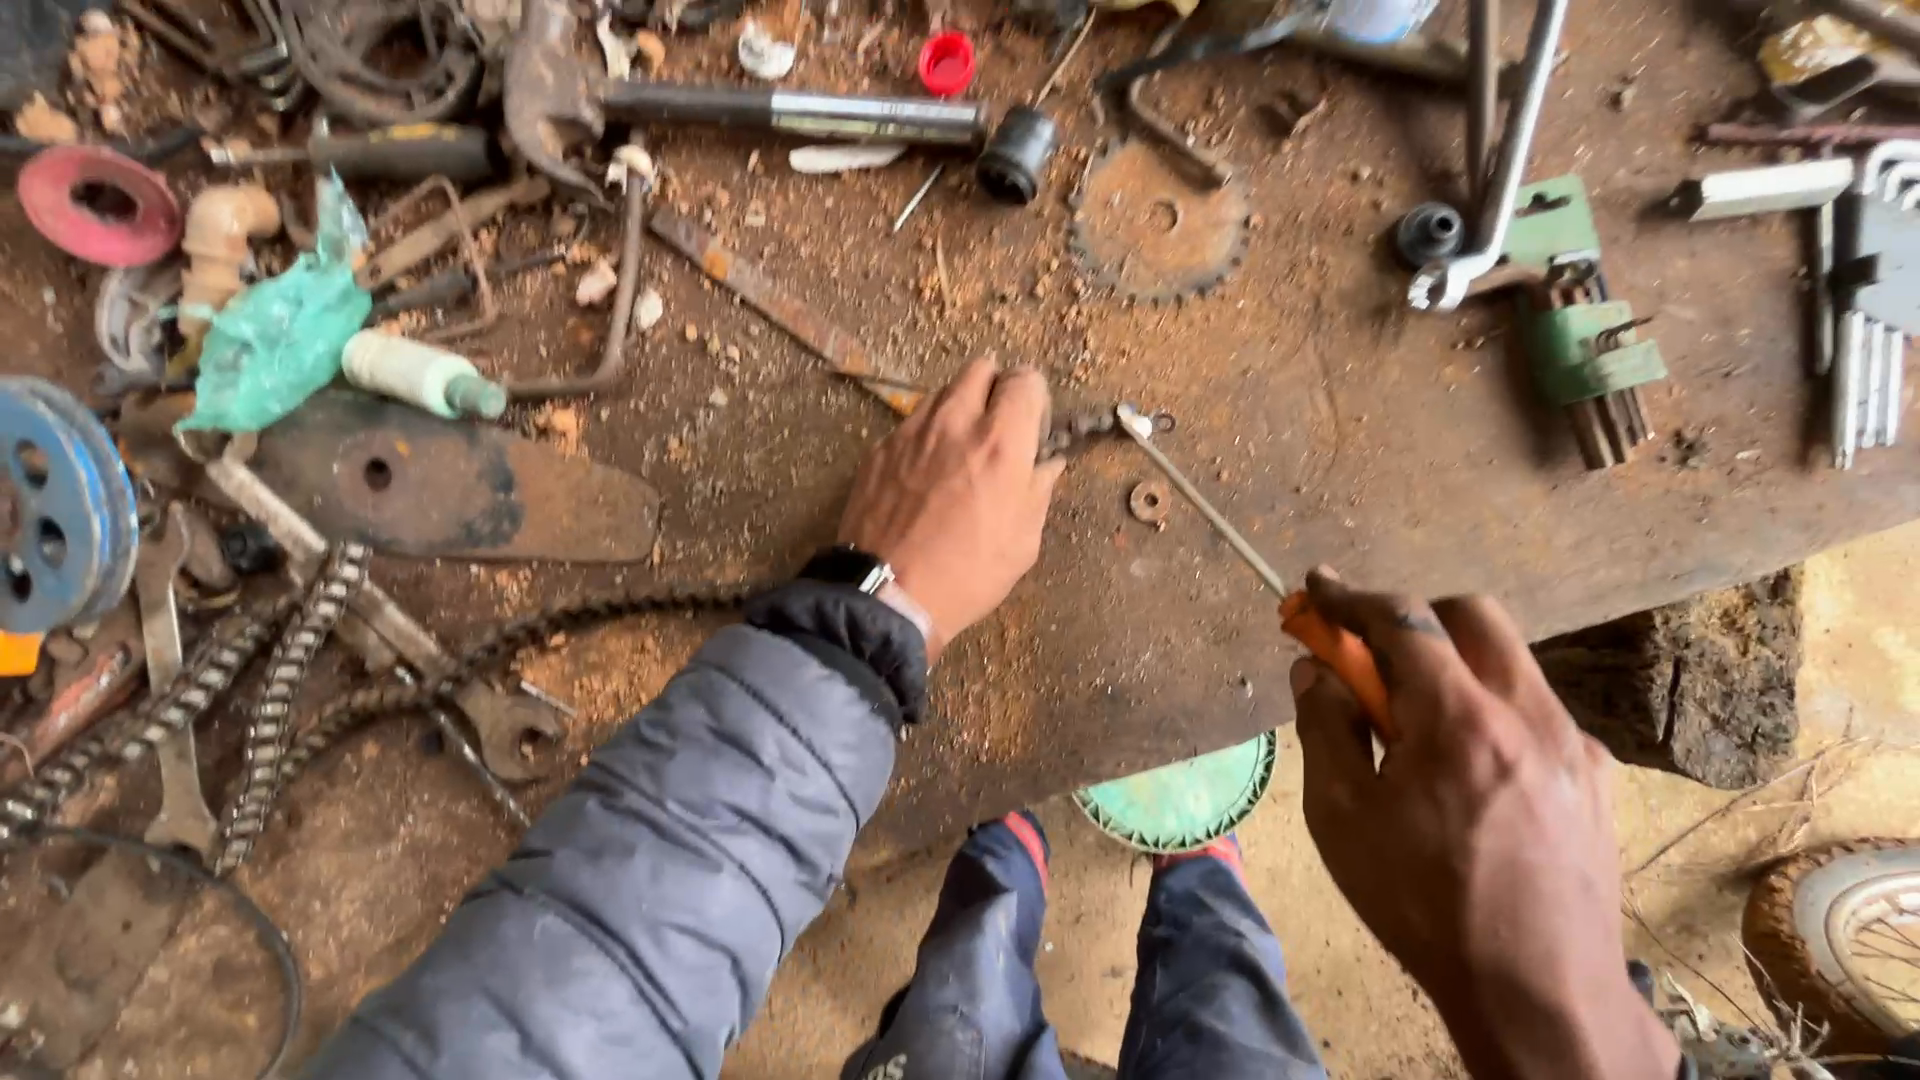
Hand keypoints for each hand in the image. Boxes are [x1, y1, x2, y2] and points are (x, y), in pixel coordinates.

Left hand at [837, 358, 1065, 664]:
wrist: (886, 595)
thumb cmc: (967, 575)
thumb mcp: (1022, 542)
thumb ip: (1038, 491)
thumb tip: (1047, 463)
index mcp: (1000, 442)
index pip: (1025, 380)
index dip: (1034, 396)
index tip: (1032, 424)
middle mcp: (955, 423)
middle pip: (980, 368)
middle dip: (996, 386)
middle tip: (998, 423)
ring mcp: (911, 432)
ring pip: (942, 391)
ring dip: (959, 406)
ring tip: (960, 447)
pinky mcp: (879, 449)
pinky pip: (911, 423)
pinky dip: (926, 434)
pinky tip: (925, 471)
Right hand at [1291, 568, 1678, 1079]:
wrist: (1540, 993)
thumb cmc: (1420, 901)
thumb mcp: (1340, 814)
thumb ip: (1324, 725)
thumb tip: (1315, 669)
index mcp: (1460, 721)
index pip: (1403, 620)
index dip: (1349, 597)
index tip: (1315, 587)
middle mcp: (1529, 715)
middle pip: (1472, 614)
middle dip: (1411, 615)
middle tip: (1369, 654)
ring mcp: (1573, 744)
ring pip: (1508, 660)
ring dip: (1450, 663)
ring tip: (1414, 724)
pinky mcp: (1596, 777)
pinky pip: (1533, 710)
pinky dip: (1487, 707)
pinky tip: (1466, 768)